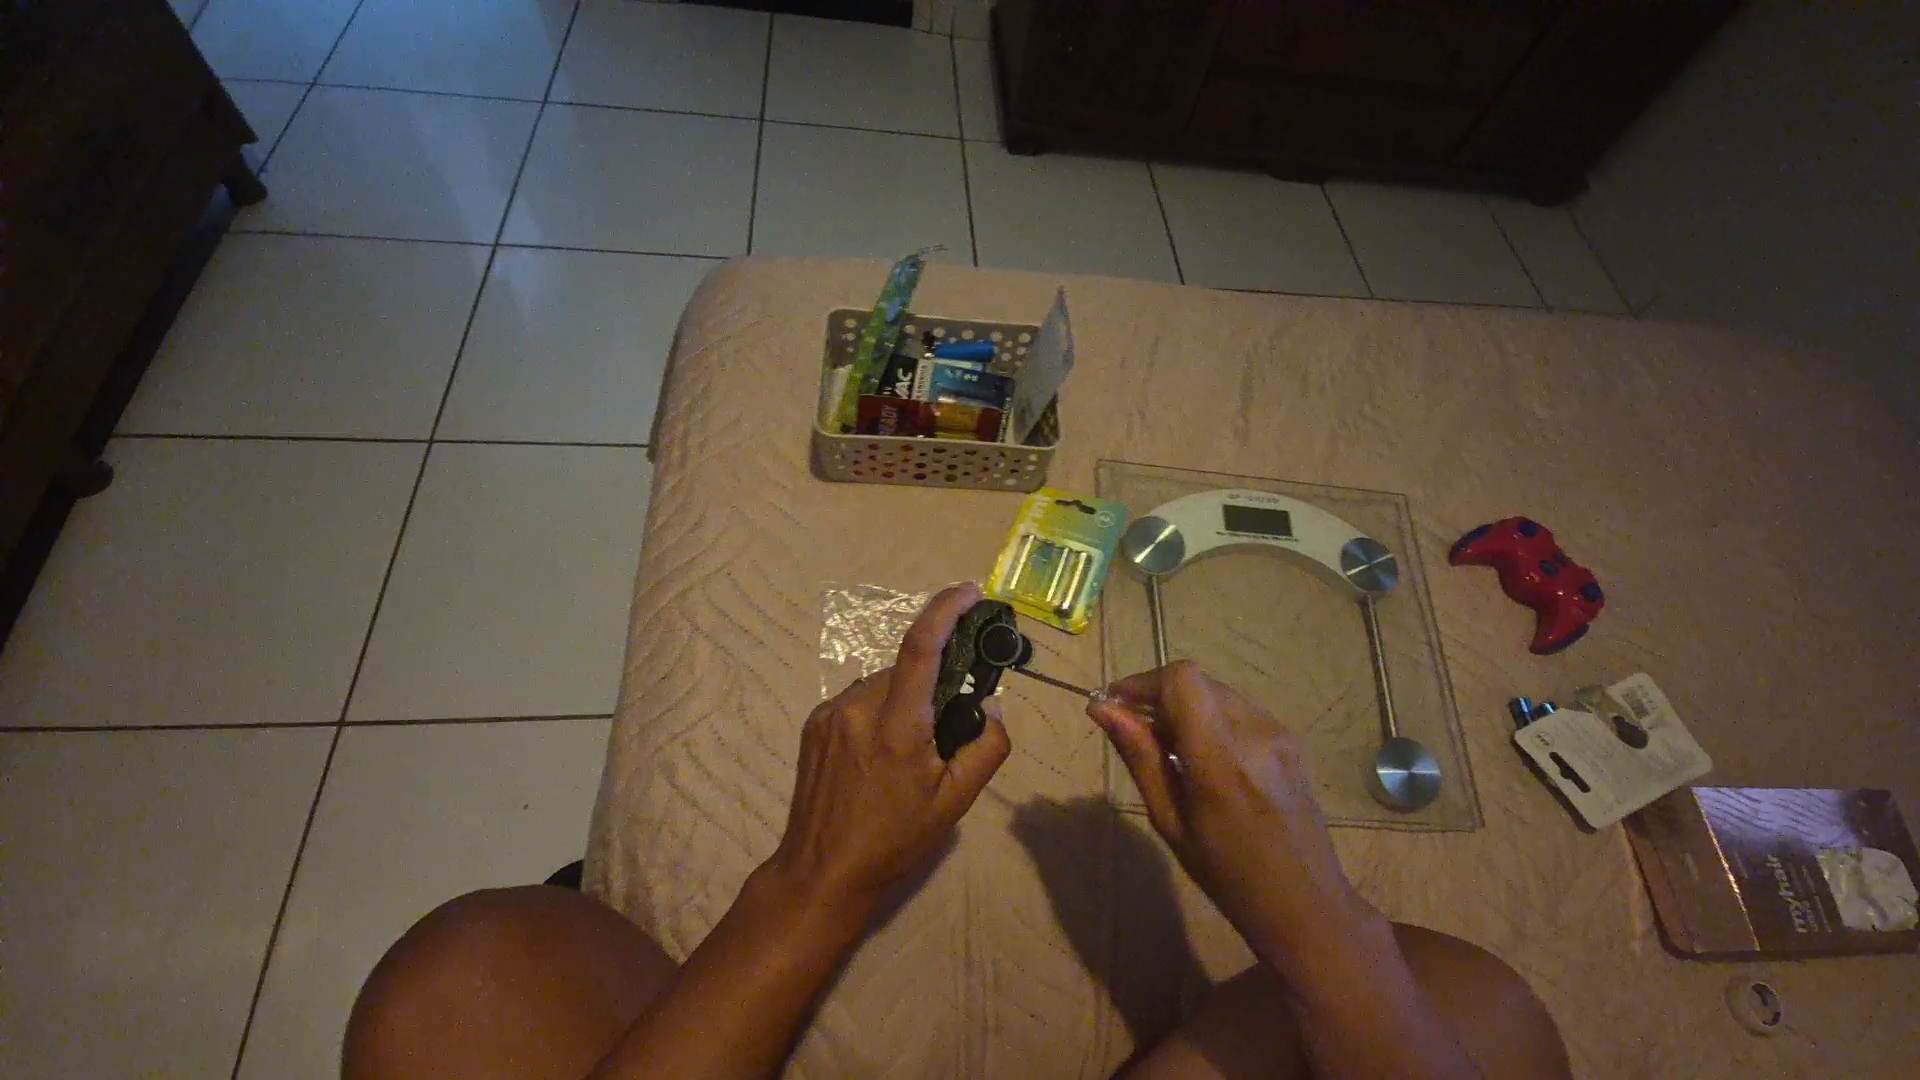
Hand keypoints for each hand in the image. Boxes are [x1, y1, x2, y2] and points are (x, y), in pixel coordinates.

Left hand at [767, 584, 1011, 921]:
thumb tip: (992, 704)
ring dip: (906, 698)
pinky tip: (881, 752)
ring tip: (911, 749)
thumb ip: (985, 748)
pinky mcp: (814, 722)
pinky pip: (861, 699)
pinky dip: (882, 709)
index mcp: (897, 726)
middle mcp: (858, 707)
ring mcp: (830, 713)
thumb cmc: (893, 840)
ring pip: (884, 683)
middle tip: (949, 720)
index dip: (946, 610)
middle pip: (906, 668)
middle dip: (935, 679)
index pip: (921, 648)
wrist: (820, 871)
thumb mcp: (954, 803)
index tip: (970, 591)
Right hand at [1088, 661, 1375, 971]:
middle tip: (1132, 729)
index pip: (1182, 681)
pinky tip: (1200, 755)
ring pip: (1215, 692)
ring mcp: (1278, 733)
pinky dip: (1207, 718)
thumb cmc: (1228, 875)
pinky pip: (1236, 709)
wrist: (1307, 904)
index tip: (1114, 704)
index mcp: (1222, 759)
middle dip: (1156, 695)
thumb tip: (1101, 709)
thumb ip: (1139, 756)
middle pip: (1195, 681)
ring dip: (1182, 706)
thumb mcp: (1170, 821)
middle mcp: (1255, 733)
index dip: (1142, 682)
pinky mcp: (1289, 739)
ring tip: (1164, 746)